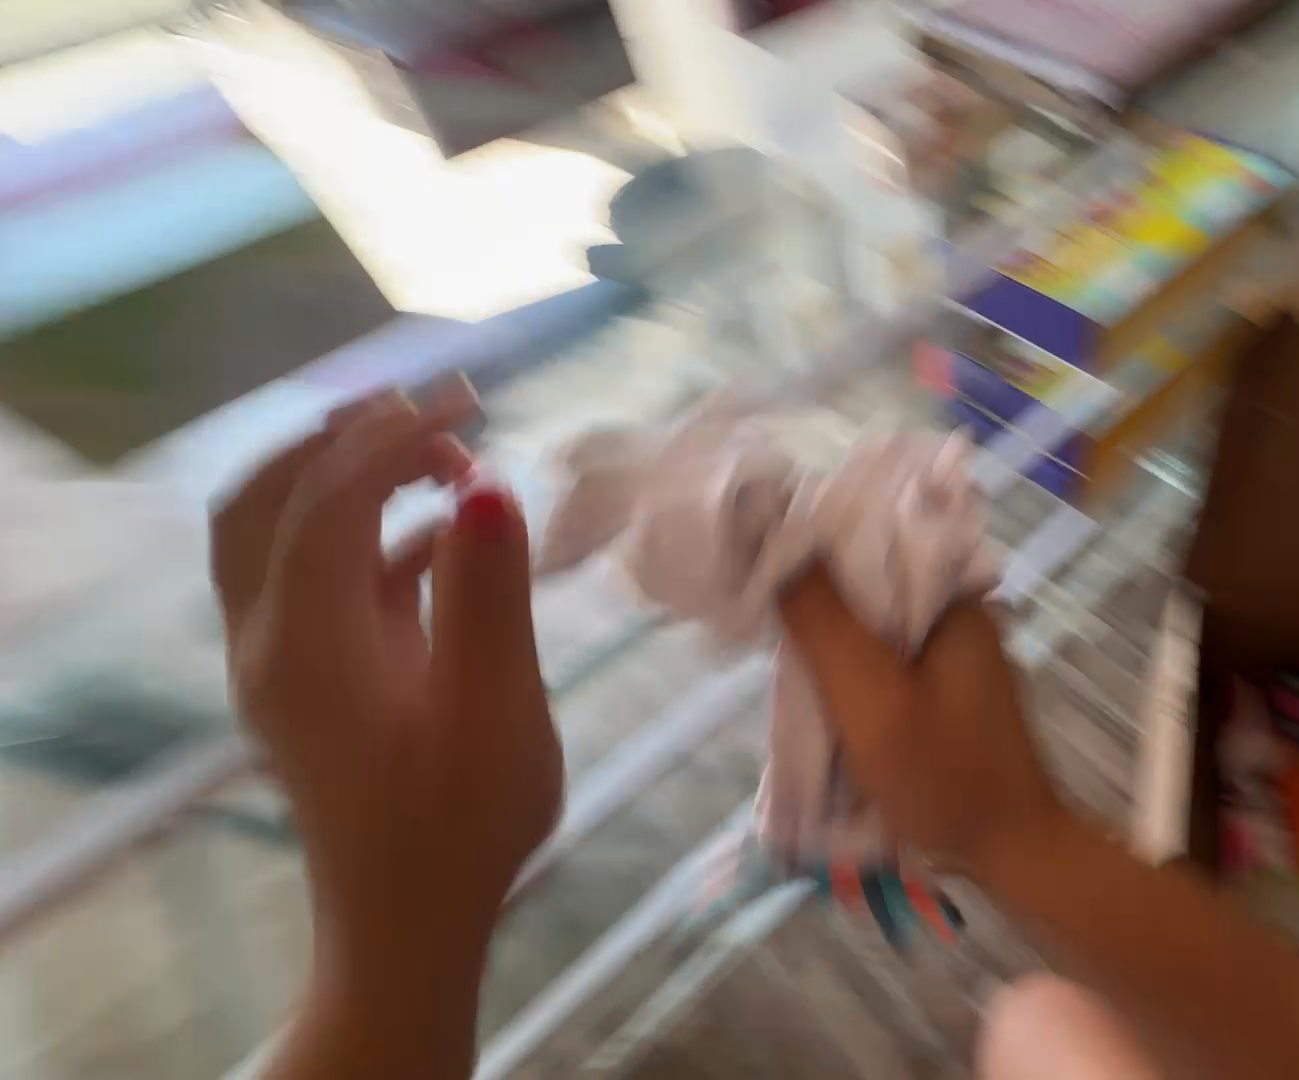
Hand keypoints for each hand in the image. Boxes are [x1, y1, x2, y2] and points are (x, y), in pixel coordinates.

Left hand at [211, 384, 561, 967]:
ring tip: (438, 452)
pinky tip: (445, 528)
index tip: (468, 397)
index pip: (329, 500)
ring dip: (349, 477)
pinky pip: (328, 578)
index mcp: (308, 640)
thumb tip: (488, 485)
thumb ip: (487, 592)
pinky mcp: (321, 677)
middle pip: (267, 501)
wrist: (414, 913)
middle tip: (433, 405)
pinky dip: (376, 531)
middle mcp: (273, 638)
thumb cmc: (467, 814)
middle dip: (345, 436)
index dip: (392, 435)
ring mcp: (290, 660)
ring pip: (284, 535)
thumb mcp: (495, 702)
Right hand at [778, 566, 1068, 879]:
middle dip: (824, 602)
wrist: (1010, 849)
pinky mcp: (954, 684)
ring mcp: (962, 651)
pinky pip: (895, 657)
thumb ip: (824, 623)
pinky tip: (832, 686)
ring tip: (794, 655)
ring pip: (881, 625)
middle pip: (876, 587)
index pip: (875, 547)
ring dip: (839, 639)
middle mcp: (963, 614)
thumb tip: (782, 547)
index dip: (815, 556)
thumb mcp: (871, 697)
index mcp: (954, 600)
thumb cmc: (943, 774)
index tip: (767, 574)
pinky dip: (861, 666)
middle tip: (773, 623)